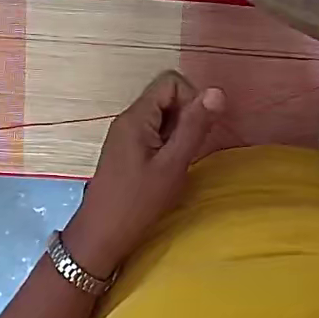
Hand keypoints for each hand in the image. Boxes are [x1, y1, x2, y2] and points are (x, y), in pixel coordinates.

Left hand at [64, 71, 225, 276]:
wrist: (101, 235)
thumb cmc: (137, 203)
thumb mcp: (172, 165)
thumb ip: (194, 127)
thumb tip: (217, 92)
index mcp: (136, 117)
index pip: (171, 82)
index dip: (192, 99)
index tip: (197, 131)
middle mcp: (128, 119)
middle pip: (166, 97)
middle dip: (186, 117)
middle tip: (190, 150)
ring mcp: (125, 135)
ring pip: (162, 117)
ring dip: (179, 133)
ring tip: (180, 162)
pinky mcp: (126, 151)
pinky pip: (153, 133)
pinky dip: (168, 145)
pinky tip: (169, 169)